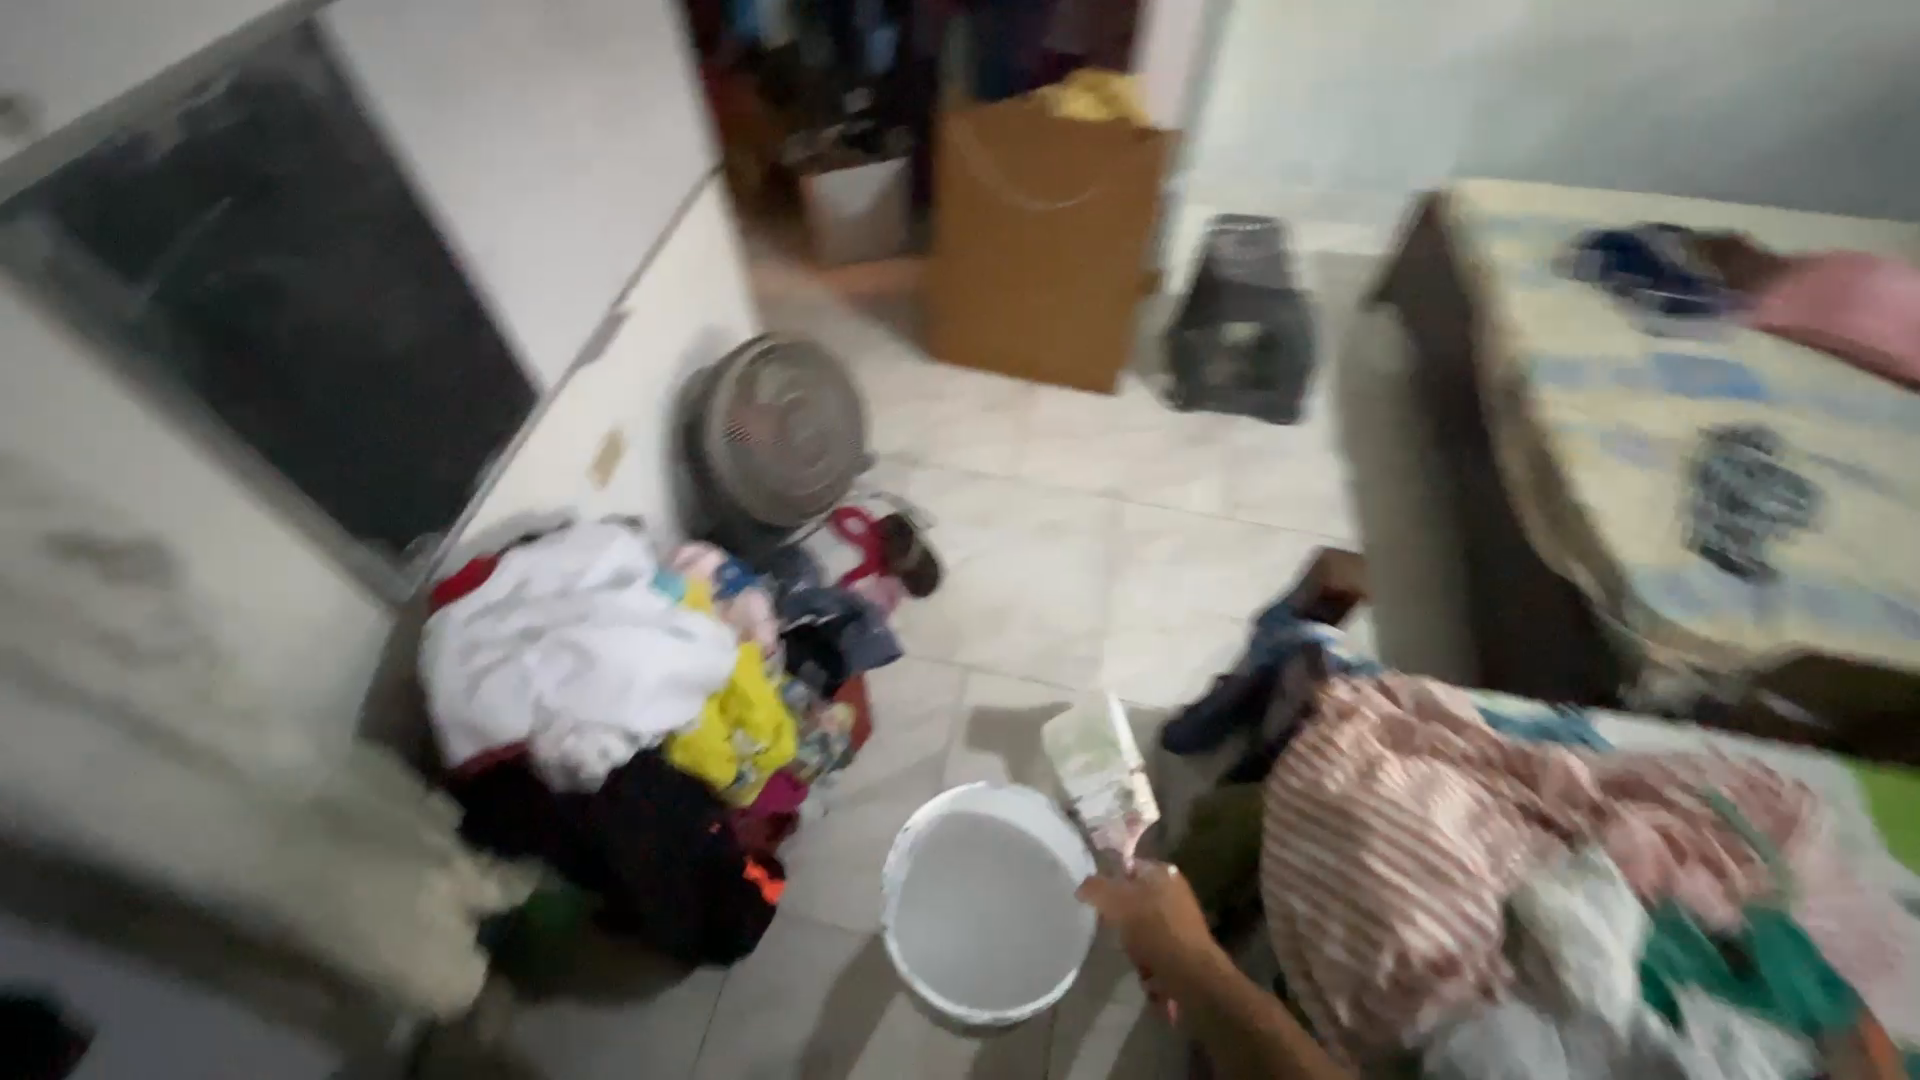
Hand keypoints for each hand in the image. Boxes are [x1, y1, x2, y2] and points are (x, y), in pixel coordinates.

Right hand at [1077, 861, 1227, 1000]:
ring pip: (1145, 926)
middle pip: (1135, 899)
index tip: (1098, 902)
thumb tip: (1083, 887)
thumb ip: (1094, 888)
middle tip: (1113, 931)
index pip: (1127, 867)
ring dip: (1134, 943)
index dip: (1109, 882)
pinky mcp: (1187, 947)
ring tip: (1130, 956)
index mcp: (1162, 871)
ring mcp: (1184, 920)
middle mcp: (1176, 890)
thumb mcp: (1115, 901)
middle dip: (1122, 918)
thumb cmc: (1152, 929)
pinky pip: (1157, 948)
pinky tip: (1145, 973)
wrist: (1192, 975)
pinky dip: (1148, 960)